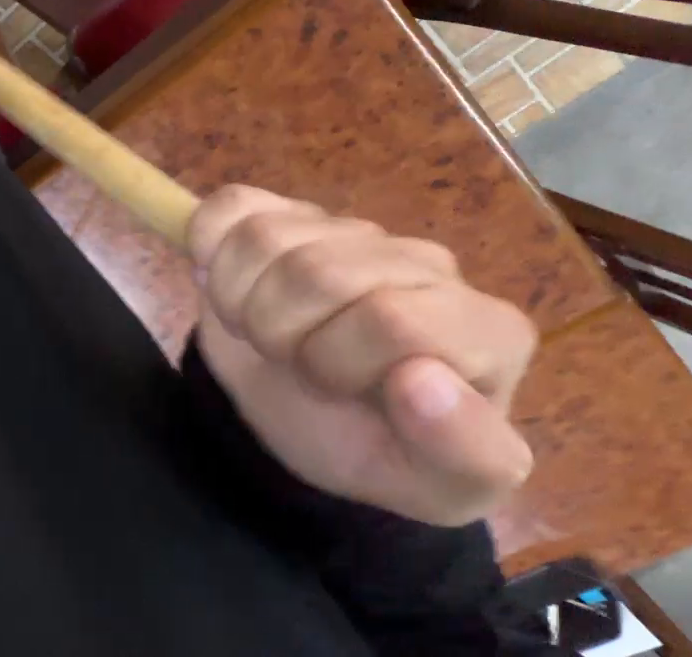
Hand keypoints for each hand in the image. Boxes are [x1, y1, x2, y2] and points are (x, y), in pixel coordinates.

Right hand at [188, 185, 538, 526]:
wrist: (296, 413)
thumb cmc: (366, 444)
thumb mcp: (434, 486)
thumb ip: (465, 453)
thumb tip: (423, 377)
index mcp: (482, 328)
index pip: (391, 319)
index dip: (334, 361)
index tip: (332, 388)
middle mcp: (425, 264)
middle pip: (316, 272)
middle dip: (275, 330)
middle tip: (286, 361)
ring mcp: (349, 229)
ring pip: (264, 236)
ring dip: (236, 296)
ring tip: (256, 327)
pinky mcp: (283, 209)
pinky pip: (232, 205)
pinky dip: (209, 245)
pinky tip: (226, 277)